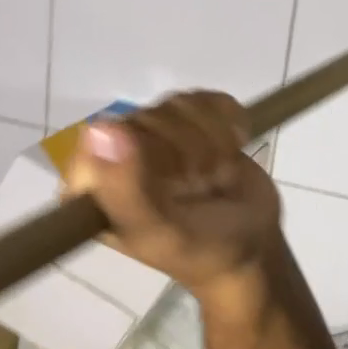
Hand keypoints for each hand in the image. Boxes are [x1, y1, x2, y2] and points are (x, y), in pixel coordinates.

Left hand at [65, 90, 279, 297]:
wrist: (254, 249)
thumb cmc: (203, 250)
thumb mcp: (159, 232)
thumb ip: (126, 189)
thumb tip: (103, 128)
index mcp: (92, 183)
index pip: (108, 133)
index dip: (152, 153)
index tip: (177, 186)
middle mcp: (118, 155)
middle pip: (150, 116)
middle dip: (189, 152)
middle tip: (200, 187)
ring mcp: (158, 138)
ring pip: (181, 104)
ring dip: (213, 141)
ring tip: (215, 175)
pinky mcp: (194, 124)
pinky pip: (209, 98)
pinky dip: (230, 122)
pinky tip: (232, 150)